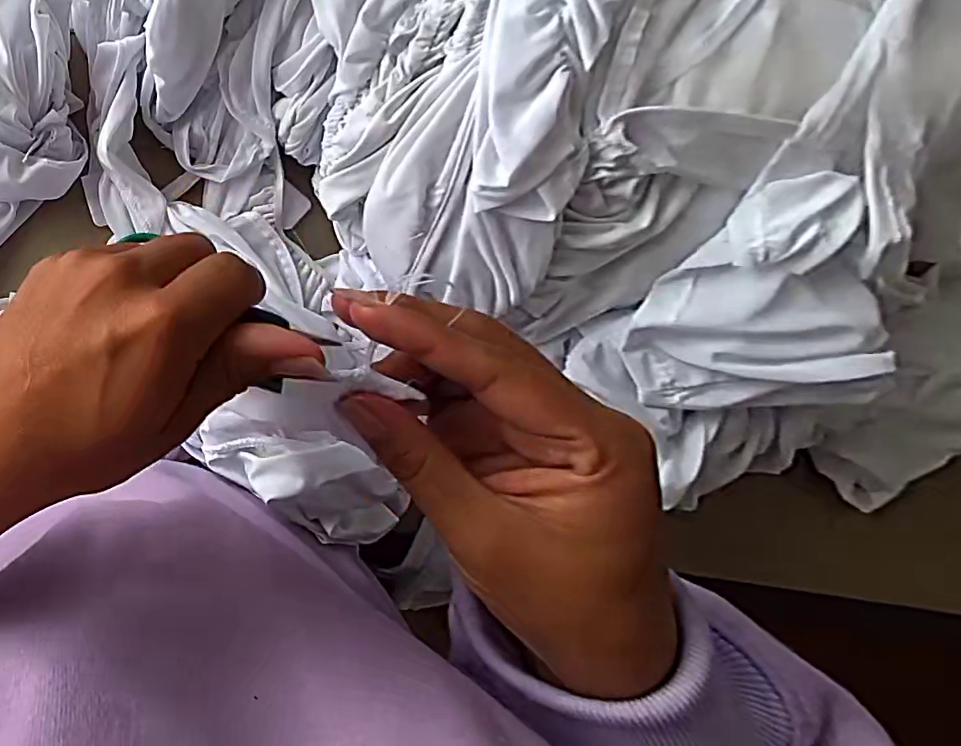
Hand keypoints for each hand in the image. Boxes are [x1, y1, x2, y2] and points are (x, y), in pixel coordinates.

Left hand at [0, 235, 322, 706]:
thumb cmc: (88, 446)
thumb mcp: (173, 419)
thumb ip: (237, 366)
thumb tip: (305, 346)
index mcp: (164, 321)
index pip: (236, 273)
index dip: (242, 305)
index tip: (223, 337)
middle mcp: (127, 274)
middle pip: (200, 249)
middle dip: (206, 284)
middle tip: (182, 334)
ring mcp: (85, 260)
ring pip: (157, 248)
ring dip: (165, 278)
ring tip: (134, 328)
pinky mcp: (56, 259)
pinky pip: (114, 253)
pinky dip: (124, 278)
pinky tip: (96, 320)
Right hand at [333, 291, 676, 699]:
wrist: (606, 652)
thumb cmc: (562, 607)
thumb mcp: (481, 539)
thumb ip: (417, 461)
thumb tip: (357, 402)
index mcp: (593, 437)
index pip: (496, 365)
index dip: (425, 333)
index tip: (368, 310)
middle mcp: (577, 411)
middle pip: (488, 348)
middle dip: (416, 326)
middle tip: (354, 309)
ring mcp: (549, 416)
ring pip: (475, 359)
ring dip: (416, 350)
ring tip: (361, 345)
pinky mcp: (522, 427)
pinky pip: (469, 389)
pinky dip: (424, 380)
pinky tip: (389, 376)